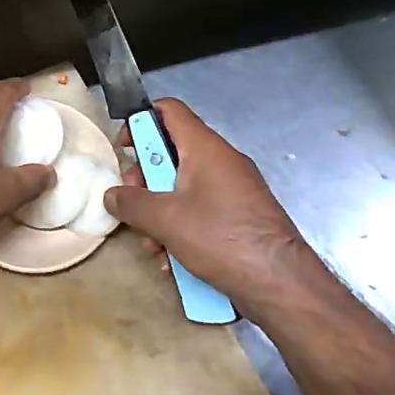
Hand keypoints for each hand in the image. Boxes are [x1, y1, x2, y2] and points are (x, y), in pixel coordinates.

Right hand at [104, 99, 316, 306]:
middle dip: (145, 179)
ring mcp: (233, 190)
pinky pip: (200, 210)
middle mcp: (221, 161)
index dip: (140, 121)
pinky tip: (173, 258)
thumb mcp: (163, 219)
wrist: (282, 285)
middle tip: (133, 204)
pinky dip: (181, 227)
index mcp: (204, 148)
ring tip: (153, 243)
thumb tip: (113, 196)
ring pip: (182, 187)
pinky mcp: (239, 216)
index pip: (168, 110)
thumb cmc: (221, 238)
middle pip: (170, 152)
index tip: (125, 149)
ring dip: (159, 211)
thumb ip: (130, 202)